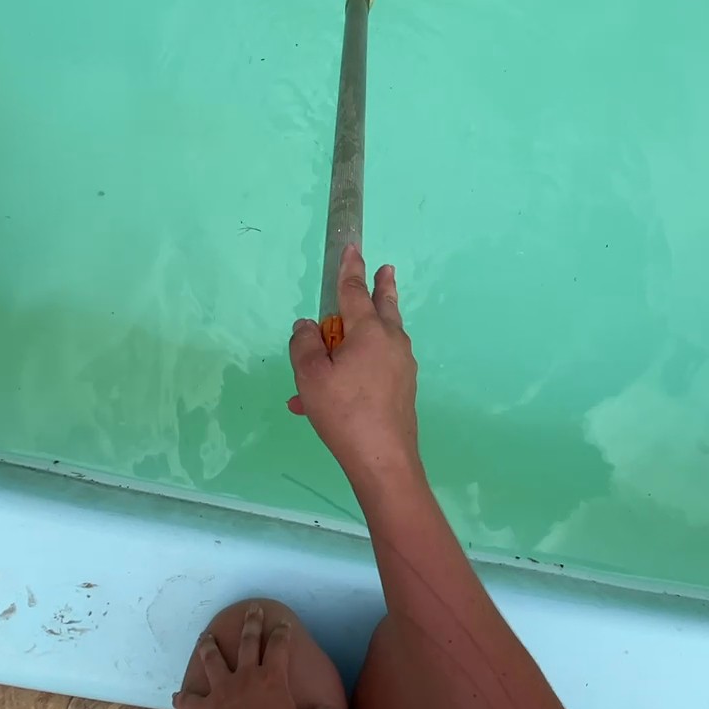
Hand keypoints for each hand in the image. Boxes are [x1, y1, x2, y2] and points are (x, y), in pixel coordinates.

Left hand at [172, 604, 333, 708]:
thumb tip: (328, 708)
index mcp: (271, 678)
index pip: (279, 646)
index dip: (283, 632)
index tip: (283, 623)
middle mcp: (245, 676)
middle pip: (247, 642)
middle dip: (251, 623)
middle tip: (251, 608)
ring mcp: (220, 691)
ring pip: (213, 660)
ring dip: (210, 647)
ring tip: (206, 636)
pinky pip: (189, 699)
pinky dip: (183, 697)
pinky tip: (178, 695)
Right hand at [287, 245, 420, 488]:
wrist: (383, 459)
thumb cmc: (343, 412)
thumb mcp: (311, 376)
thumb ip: (305, 345)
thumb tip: (307, 326)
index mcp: (370, 332)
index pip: (354, 292)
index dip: (349, 269)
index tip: (352, 249)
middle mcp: (392, 343)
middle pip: (384, 307)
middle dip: (381, 287)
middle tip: (386, 269)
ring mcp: (402, 368)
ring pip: (383, 338)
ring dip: (364, 332)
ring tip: (349, 332)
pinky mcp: (403, 390)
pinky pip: (377, 368)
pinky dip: (357, 370)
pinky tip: (330, 396)